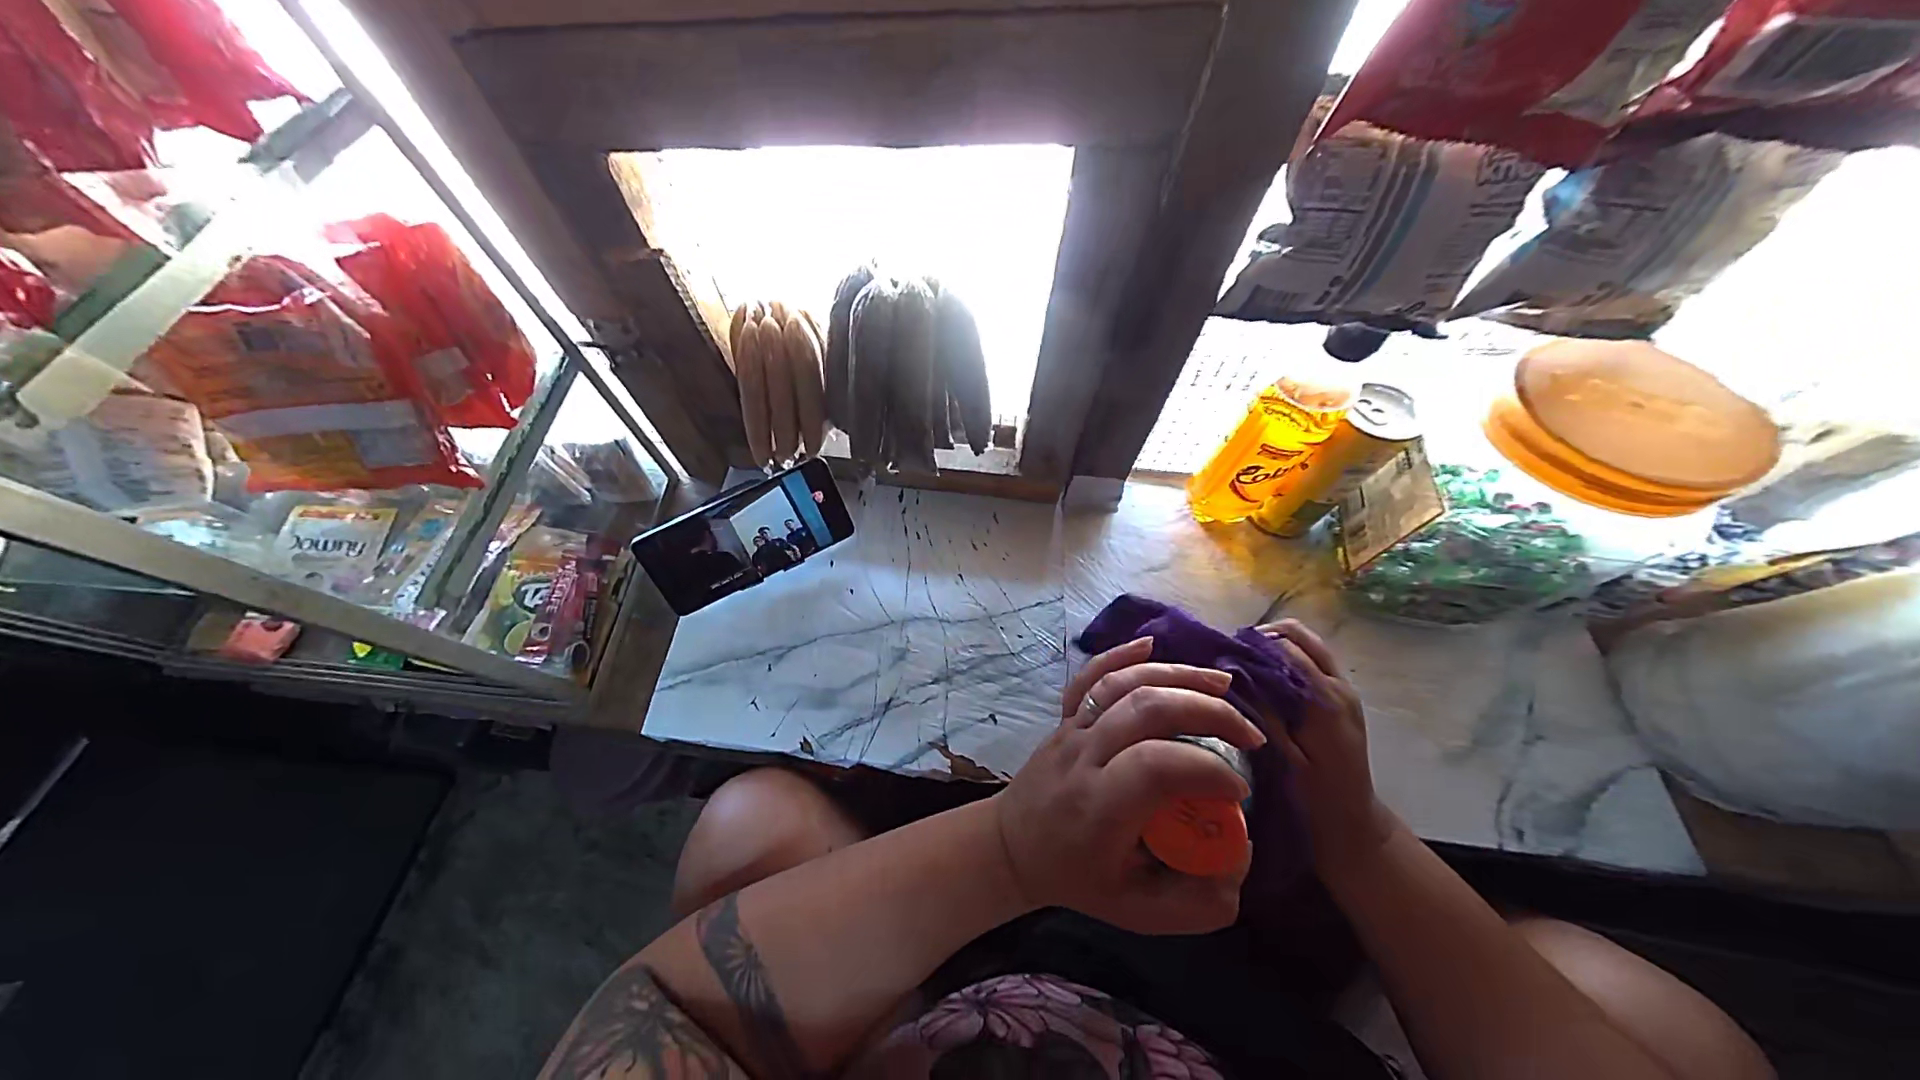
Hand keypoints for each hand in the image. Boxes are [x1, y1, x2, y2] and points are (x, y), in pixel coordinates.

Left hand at [989, 636, 1265, 934]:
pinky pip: (1089, 677)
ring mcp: (1072, 730)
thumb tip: (1242, 850)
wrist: (1014, 847)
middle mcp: (1084, 758)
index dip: (1206, 769)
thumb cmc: (1081, 879)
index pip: (1155, 767)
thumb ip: (1198, 899)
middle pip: (1144, 710)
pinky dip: (1119, 655)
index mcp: (1100, 807)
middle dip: (1207, 713)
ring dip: (1176, 676)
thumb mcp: (1140, 912)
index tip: (1240, 791)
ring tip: (1224, 686)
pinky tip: (1152, 644)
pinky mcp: (1067, 717)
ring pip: (1121, 685)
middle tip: (1250, 737)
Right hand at [1256, 620, 1401, 877]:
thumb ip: (1264, 713)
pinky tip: (1263, 679)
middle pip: (1299, 634)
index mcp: (1325, 700)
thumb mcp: (1283, 758)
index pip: (1285, 649)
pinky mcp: (1340, 696)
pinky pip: (1310, 660)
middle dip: (1264, 636)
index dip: (1251, 646)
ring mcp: (1343, 689)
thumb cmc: (1314, 796)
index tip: (1222, 656)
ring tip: (1246, 665)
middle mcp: (1339, 685)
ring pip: (1307, 643)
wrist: (1352, 821)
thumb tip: (1236, 675)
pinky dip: (1285, 657)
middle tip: (1234, 656)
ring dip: (1275, 645)